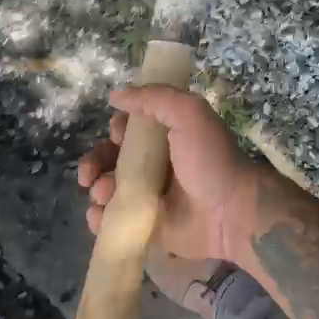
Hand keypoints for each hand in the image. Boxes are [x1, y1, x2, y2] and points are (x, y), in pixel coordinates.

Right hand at [76, 85, 258, 261]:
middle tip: (89, 174)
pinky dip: (99, 218)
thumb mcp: (189, 114)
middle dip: (95, 162)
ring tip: (103, 193)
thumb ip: (156, 99)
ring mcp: (150, 195)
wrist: (230, 211)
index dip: (118, 129)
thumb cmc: (210, 158)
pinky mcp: (145, 224)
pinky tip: (99, 216)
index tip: (117, 134)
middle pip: (112, 158)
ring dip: (96, 188)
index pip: (131, 127)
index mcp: (168, 135)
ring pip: (108, 188)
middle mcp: (157, 162)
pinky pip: (113, 220)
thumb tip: (117, 94)